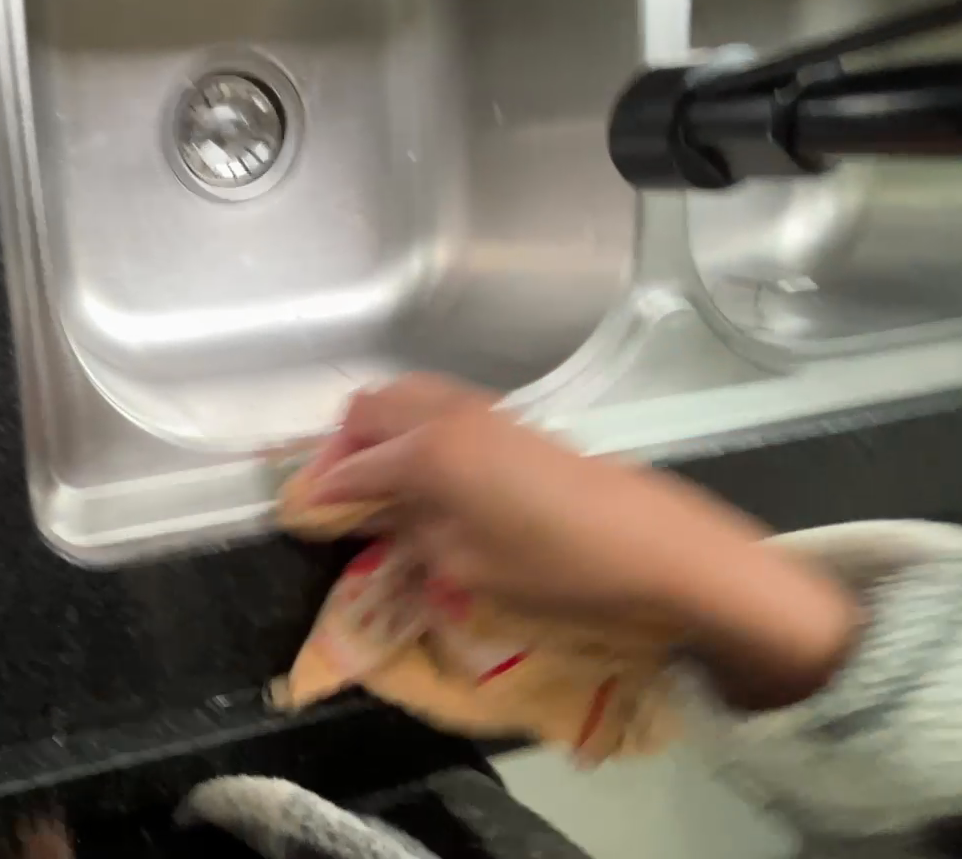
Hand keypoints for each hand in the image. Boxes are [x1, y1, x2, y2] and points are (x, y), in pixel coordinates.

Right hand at [292, 375, 859, 709]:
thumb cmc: (556, 567)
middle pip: (365, 408)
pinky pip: (431, 401)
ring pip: (399, 393)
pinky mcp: (504, 413)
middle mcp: (442, 416)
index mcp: (426, 454)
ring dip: (375, 427)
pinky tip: (424, 463)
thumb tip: (383, 519)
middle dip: (340, 445)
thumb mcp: (464, 568)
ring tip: (378, 471)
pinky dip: (408, 423)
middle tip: (340, 489)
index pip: (352, 466)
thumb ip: (409, 534)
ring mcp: (476, 408)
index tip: (303, 512)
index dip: (322, 491)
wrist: (659, 548)